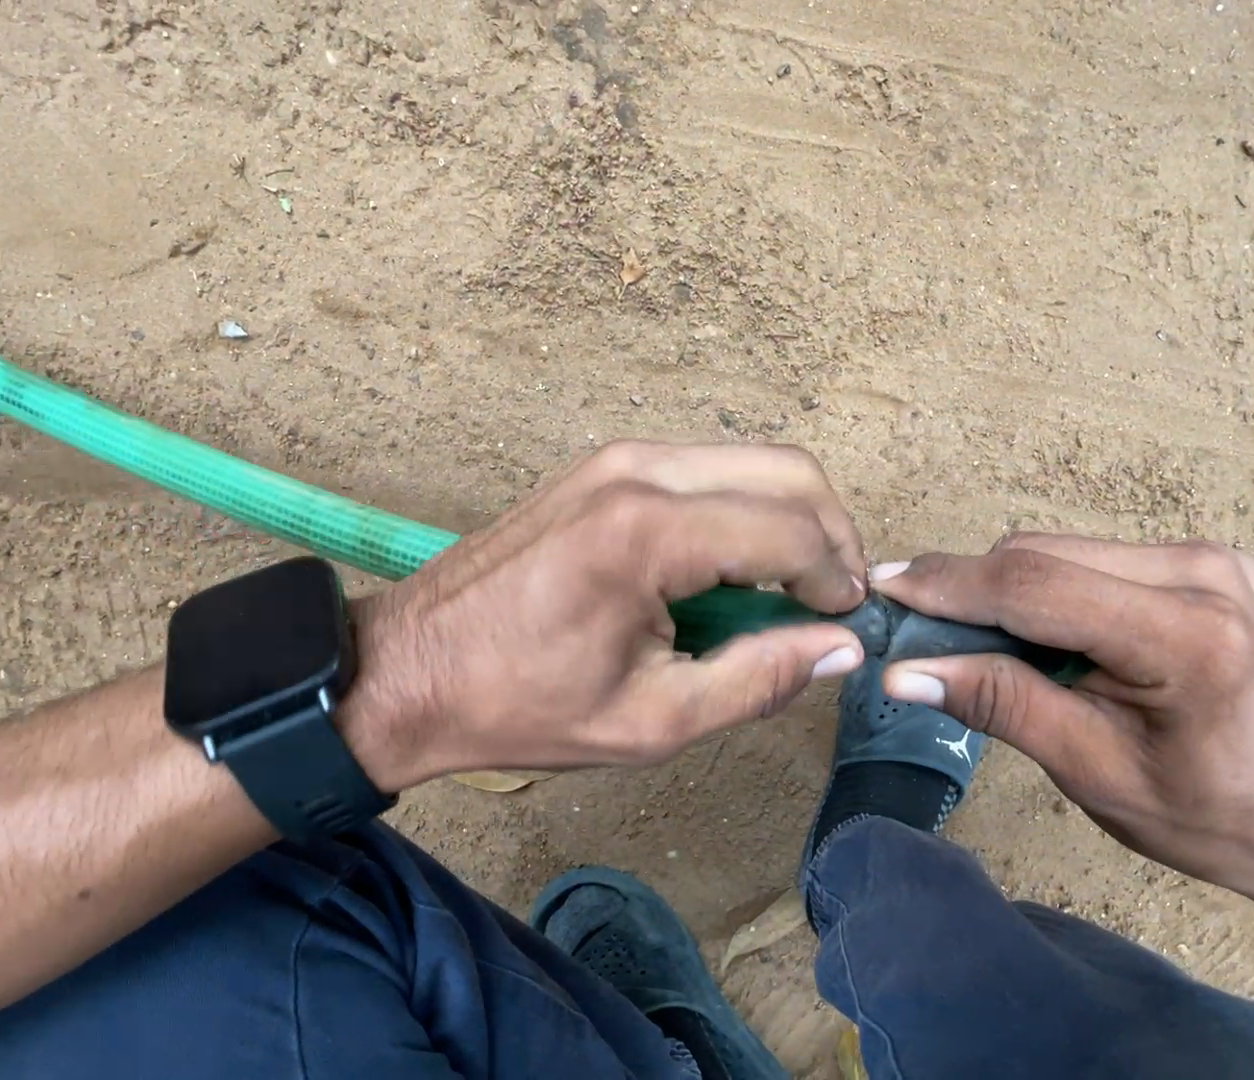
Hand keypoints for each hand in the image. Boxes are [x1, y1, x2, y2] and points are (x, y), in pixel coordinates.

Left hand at [340, 441, 868, 790]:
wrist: (409, 668)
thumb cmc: (521, 705)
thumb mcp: (651, 720)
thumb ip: (757, 678)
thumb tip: (840, 650)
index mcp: (647, 533)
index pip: (789, 532)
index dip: (834, 580)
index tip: (844, 625)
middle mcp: (640, 471)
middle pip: (787, 471)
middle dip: (832, 534)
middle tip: (835, 601)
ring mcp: (619, 459)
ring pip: (752, 461)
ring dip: (792, 518)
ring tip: (796, 589)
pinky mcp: (606, 467)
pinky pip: (709, 470)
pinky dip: (747, 509)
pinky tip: (740, 566)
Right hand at [870, 534, 1253, 933]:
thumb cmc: (1210, 817)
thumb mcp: (1094, 774)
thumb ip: (1000, 705)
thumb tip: (903, 672)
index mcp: (1188, 637)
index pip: (1035, 586)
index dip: (947, 587)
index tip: (881, 591)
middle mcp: (1201, 571)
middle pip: (1039, 556)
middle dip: (966, 591)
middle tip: (914, 637)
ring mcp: (1206, 557)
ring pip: (1054, 551)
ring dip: (999, 592)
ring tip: (973, 647)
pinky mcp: (1198, 560)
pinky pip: (1083, 560)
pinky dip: (1038, 592)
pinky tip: (1033, 637)